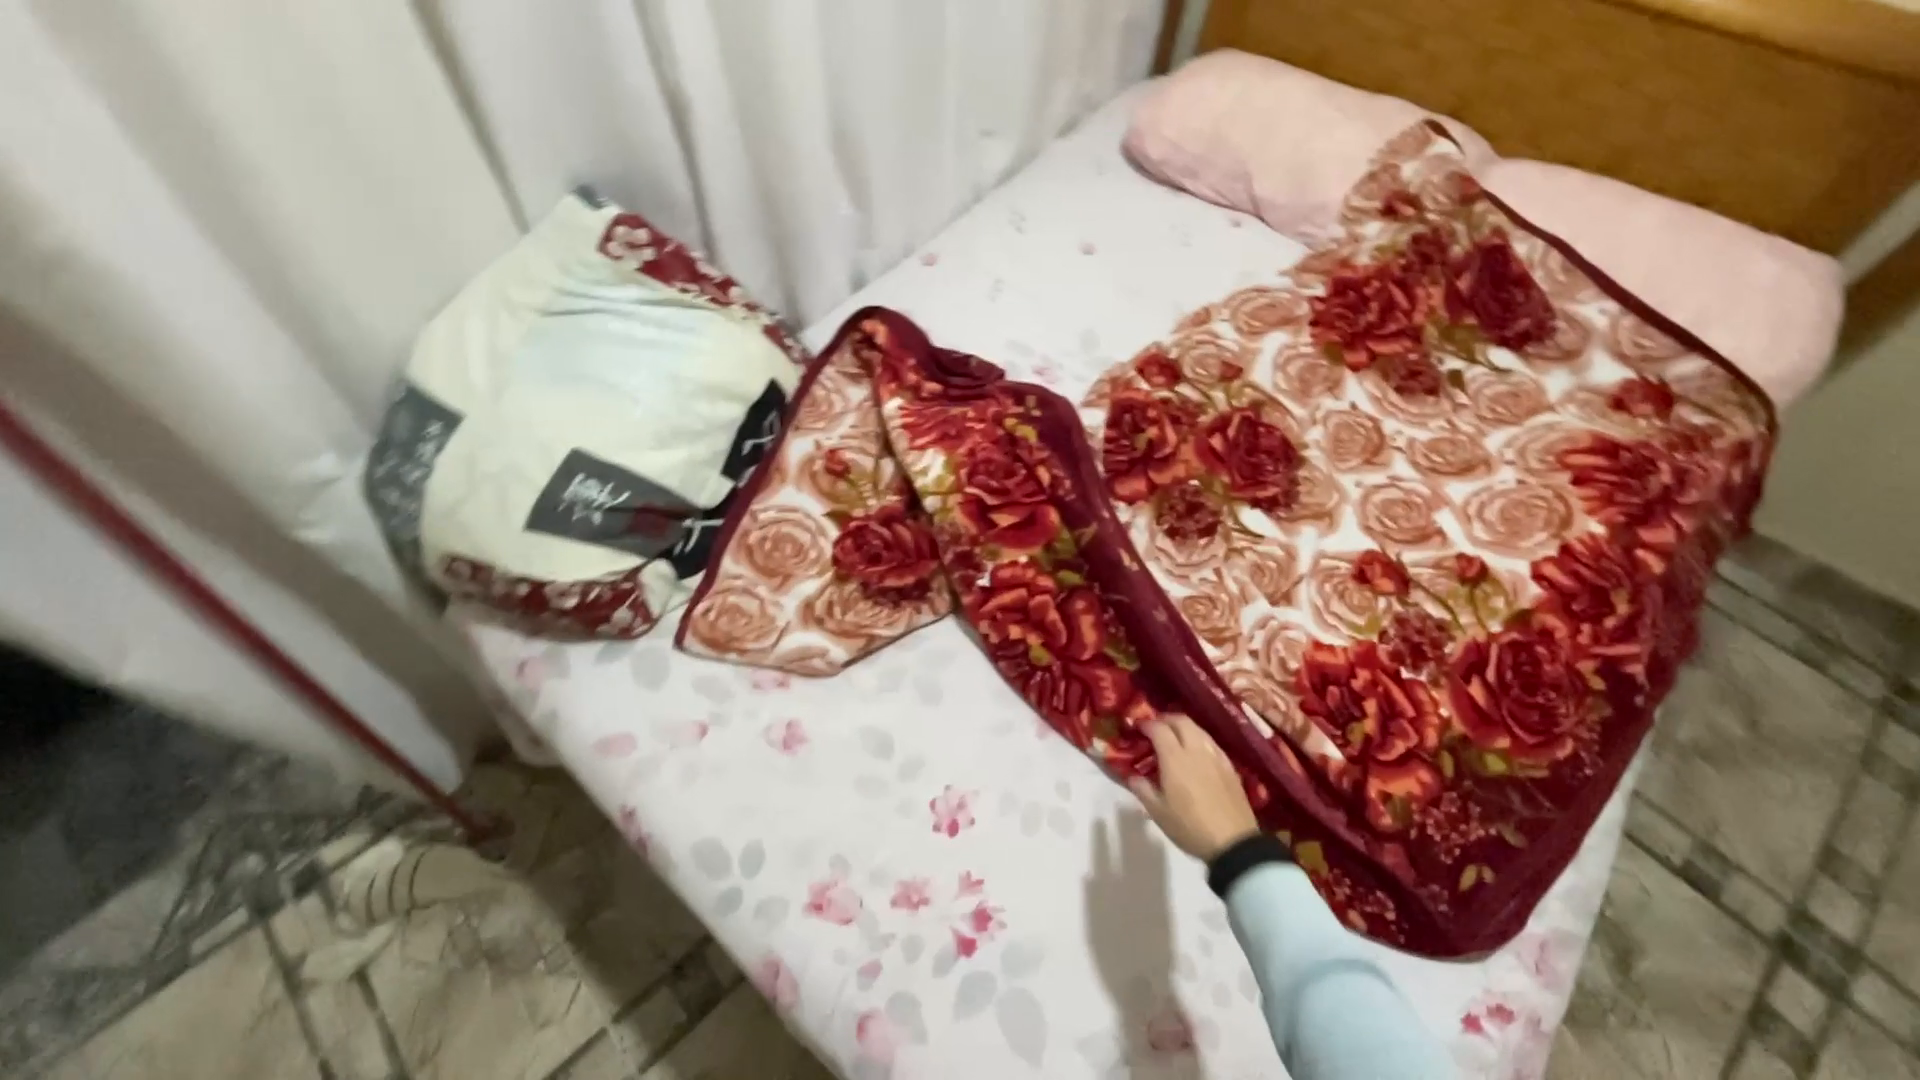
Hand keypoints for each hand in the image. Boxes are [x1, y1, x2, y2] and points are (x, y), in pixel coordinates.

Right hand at [1127, 714, 1259, 861]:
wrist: (1233, 843)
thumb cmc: (1190, 827)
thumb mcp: (1158, 812)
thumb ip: (1143, 789)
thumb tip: (1133, 775)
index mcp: (1175, 759)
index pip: (1159, 729)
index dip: (1146, 724)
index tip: (1137, 727)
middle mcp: (1196, 750)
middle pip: (1181, 721)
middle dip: (1165, 719)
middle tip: (1155, 728)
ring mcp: (1216, 757)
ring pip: (1198, 729)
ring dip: (1183, 727)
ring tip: (1174, 738)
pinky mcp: (1230, 766)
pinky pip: (1211, 743)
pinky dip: (1199, 739)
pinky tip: (1196, 753)